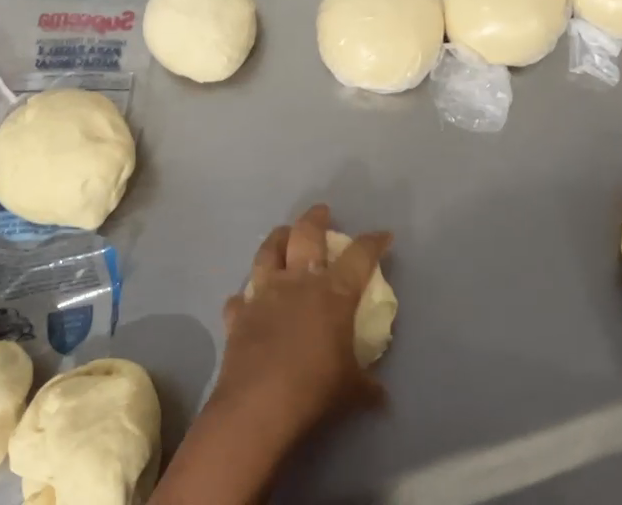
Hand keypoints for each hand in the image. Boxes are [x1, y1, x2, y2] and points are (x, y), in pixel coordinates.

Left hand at [155, 204, 391, 504]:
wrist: (257, 409)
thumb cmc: (314, 390)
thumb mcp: (352, 388)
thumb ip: (367, 385)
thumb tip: (381, 396)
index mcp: (335, 292)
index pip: (361, 254)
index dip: (374, 241)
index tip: (383, 236)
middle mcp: (299, 283)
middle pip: (306, 234)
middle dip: (316, 218)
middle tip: (322, 212)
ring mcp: (264, 296)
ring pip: (268, 253)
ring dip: (277, 239)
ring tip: (282, 234)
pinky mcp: (238, 317)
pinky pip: (240, 299)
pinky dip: (246, 296)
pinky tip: (247, 299)